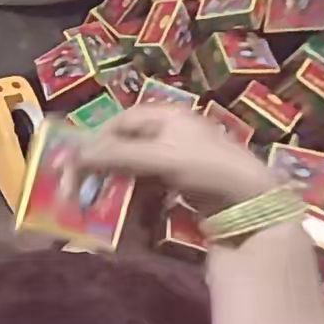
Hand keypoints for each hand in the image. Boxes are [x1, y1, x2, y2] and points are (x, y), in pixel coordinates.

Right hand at [75, 106, 280, 204]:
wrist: (251, 201)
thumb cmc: (206, 168)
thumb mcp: (158, 159)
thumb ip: (115, 155)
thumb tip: (72, 155)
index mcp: (167, 115)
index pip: (121, 121)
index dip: (97, 140)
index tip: (79, 163)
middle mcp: (172, 130)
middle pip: (127, 144)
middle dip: (106, 165)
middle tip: (88, 186)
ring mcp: (180, 155)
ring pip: (137, 165)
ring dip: (120, 183)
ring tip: (107, 201)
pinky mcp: (186, 178)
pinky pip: (152, 182)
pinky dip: (138, 194)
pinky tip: (133, 209)